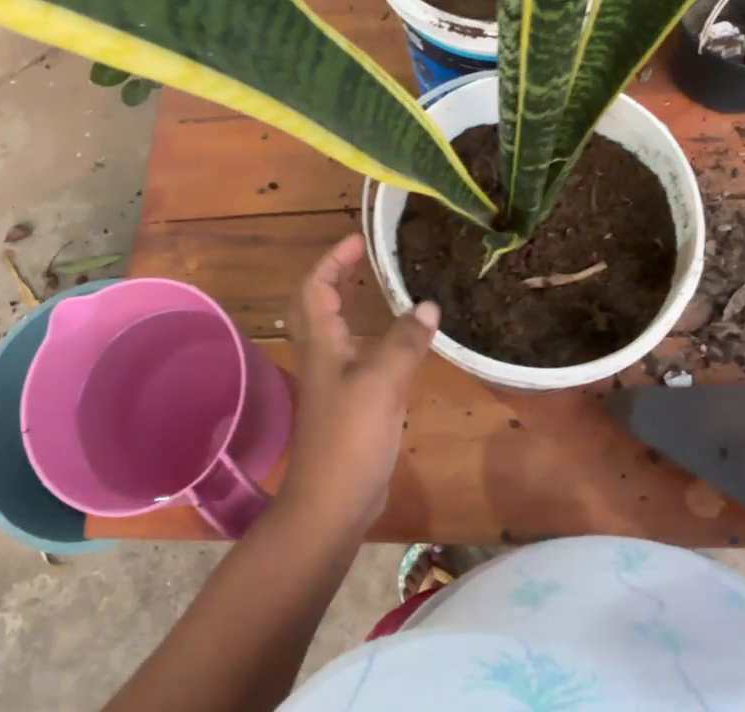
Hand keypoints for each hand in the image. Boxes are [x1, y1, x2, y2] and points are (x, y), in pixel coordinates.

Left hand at [277, 234, 437, 533]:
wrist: (332, 502)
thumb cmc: (350, 436)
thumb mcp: (382, 382)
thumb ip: (405, 341)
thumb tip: (429, 304)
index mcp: (321, 344)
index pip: (316, 287)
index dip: (333, 260)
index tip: (359, 241)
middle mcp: (322, 357)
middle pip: (316, 306)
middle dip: (334, 278)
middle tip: (364, 261)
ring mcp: (334, 383)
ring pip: (337, 333)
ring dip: (353, 308)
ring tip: (387, 293)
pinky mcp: (349, 406)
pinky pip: (358, 359)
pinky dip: (374, 341)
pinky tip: (403, 347)